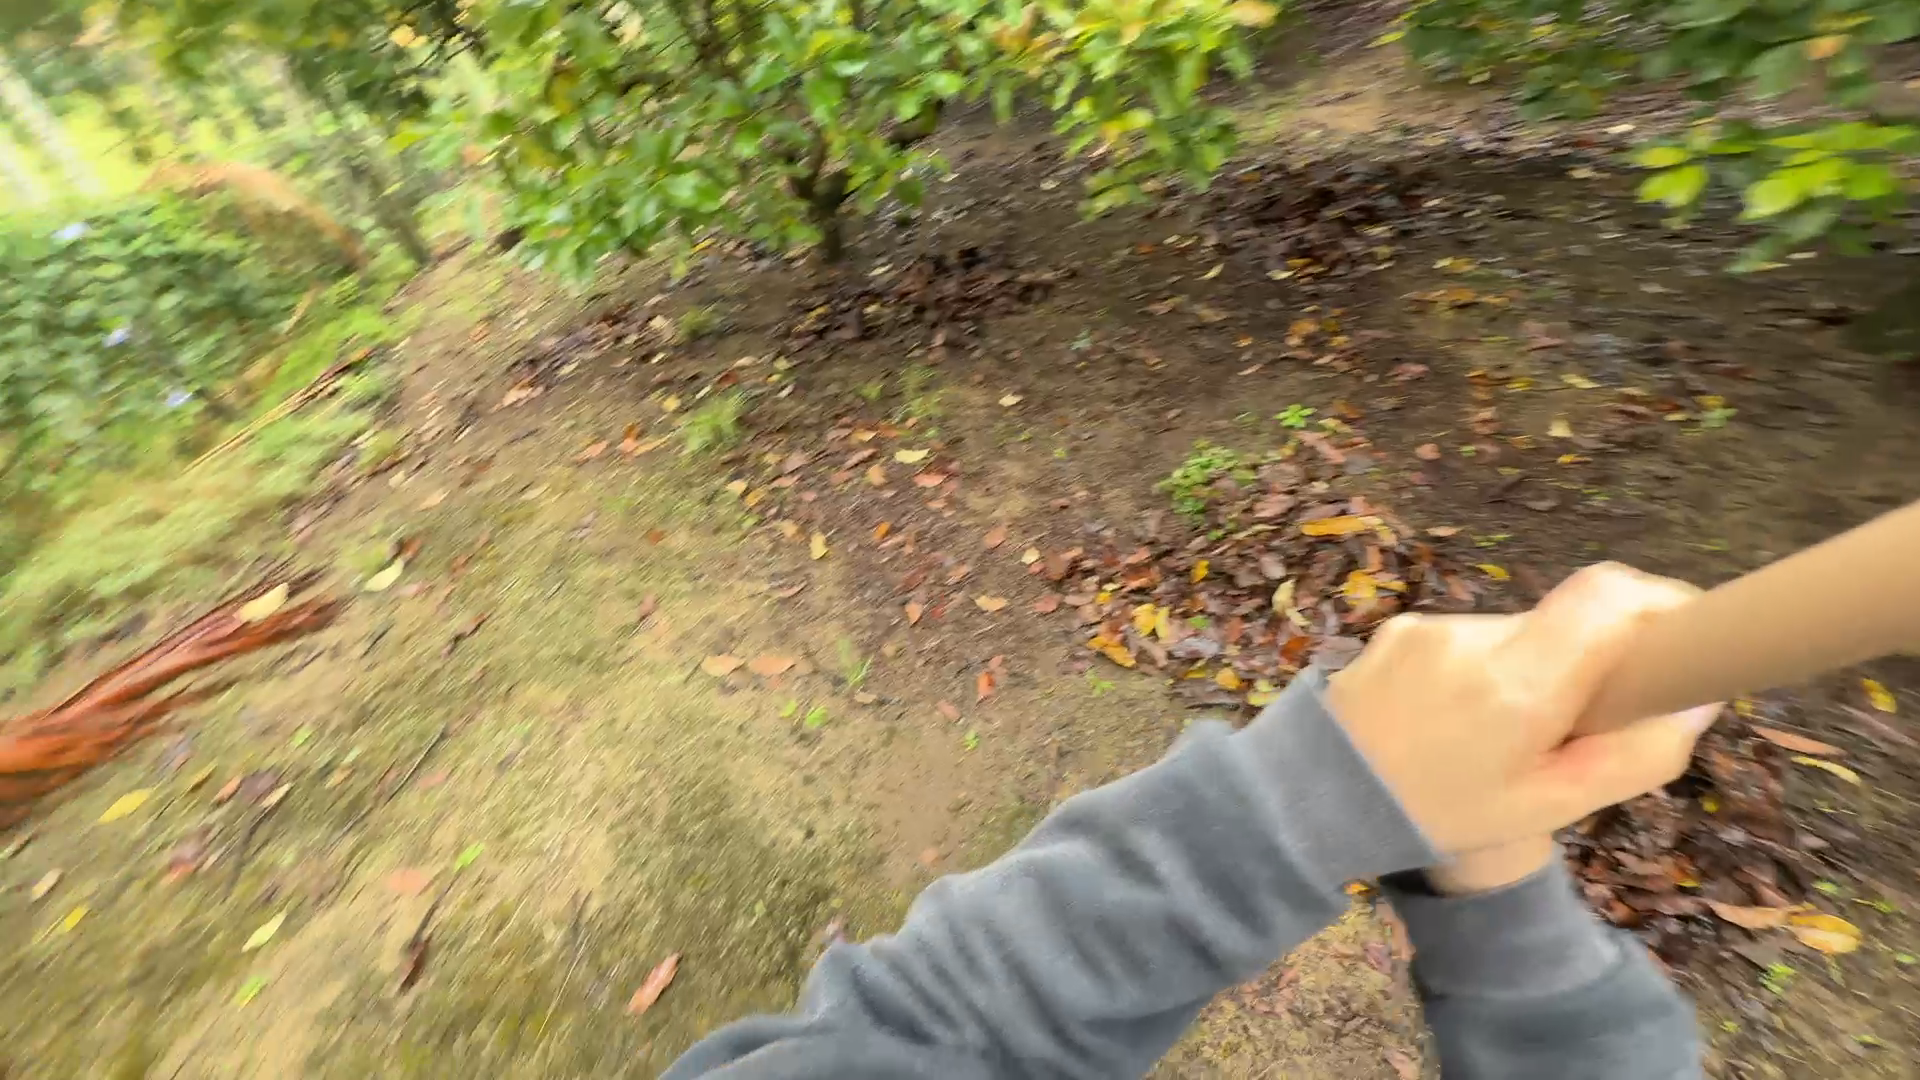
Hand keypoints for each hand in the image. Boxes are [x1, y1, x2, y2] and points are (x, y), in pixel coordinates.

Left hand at [1325, 563, 1720, 866]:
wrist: (1317, 791)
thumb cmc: (1439, 812)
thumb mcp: (1549, 805)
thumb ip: (1636, 754)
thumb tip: (1695, 699)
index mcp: (1514, 684)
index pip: (1605, 596)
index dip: (1659, 600)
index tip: (1681, 632)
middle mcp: (1466, 639)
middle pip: (1559, 621)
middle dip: (1582, 661)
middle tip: (1566, 722)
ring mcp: (1422, 628)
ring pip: (1510, 632)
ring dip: (1523, 668)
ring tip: (1490, 730)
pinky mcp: (1391, 628)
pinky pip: (1460, 638)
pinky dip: (1474, 666)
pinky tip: (1445, 712)